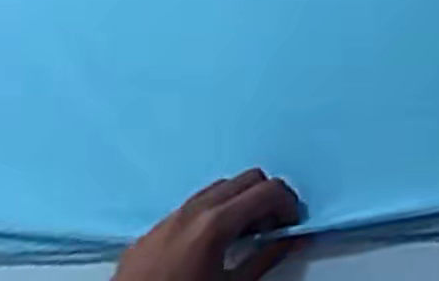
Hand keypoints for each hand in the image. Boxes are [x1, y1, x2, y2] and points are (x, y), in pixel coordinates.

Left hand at [112, 169, 301, 280]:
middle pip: (247, 178)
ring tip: (238, 235)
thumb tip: (293, 240)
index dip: (288, 203)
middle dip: (265, 197)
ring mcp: (166, 220)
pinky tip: (204, 246)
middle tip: (268, 227)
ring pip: (217, 188)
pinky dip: (209, 214)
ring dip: (237, 201)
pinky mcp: (145, 236)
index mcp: (215, 223)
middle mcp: (193, 211)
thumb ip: (266, 258)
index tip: (290, 224)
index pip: (269, 190)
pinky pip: (188, 208)